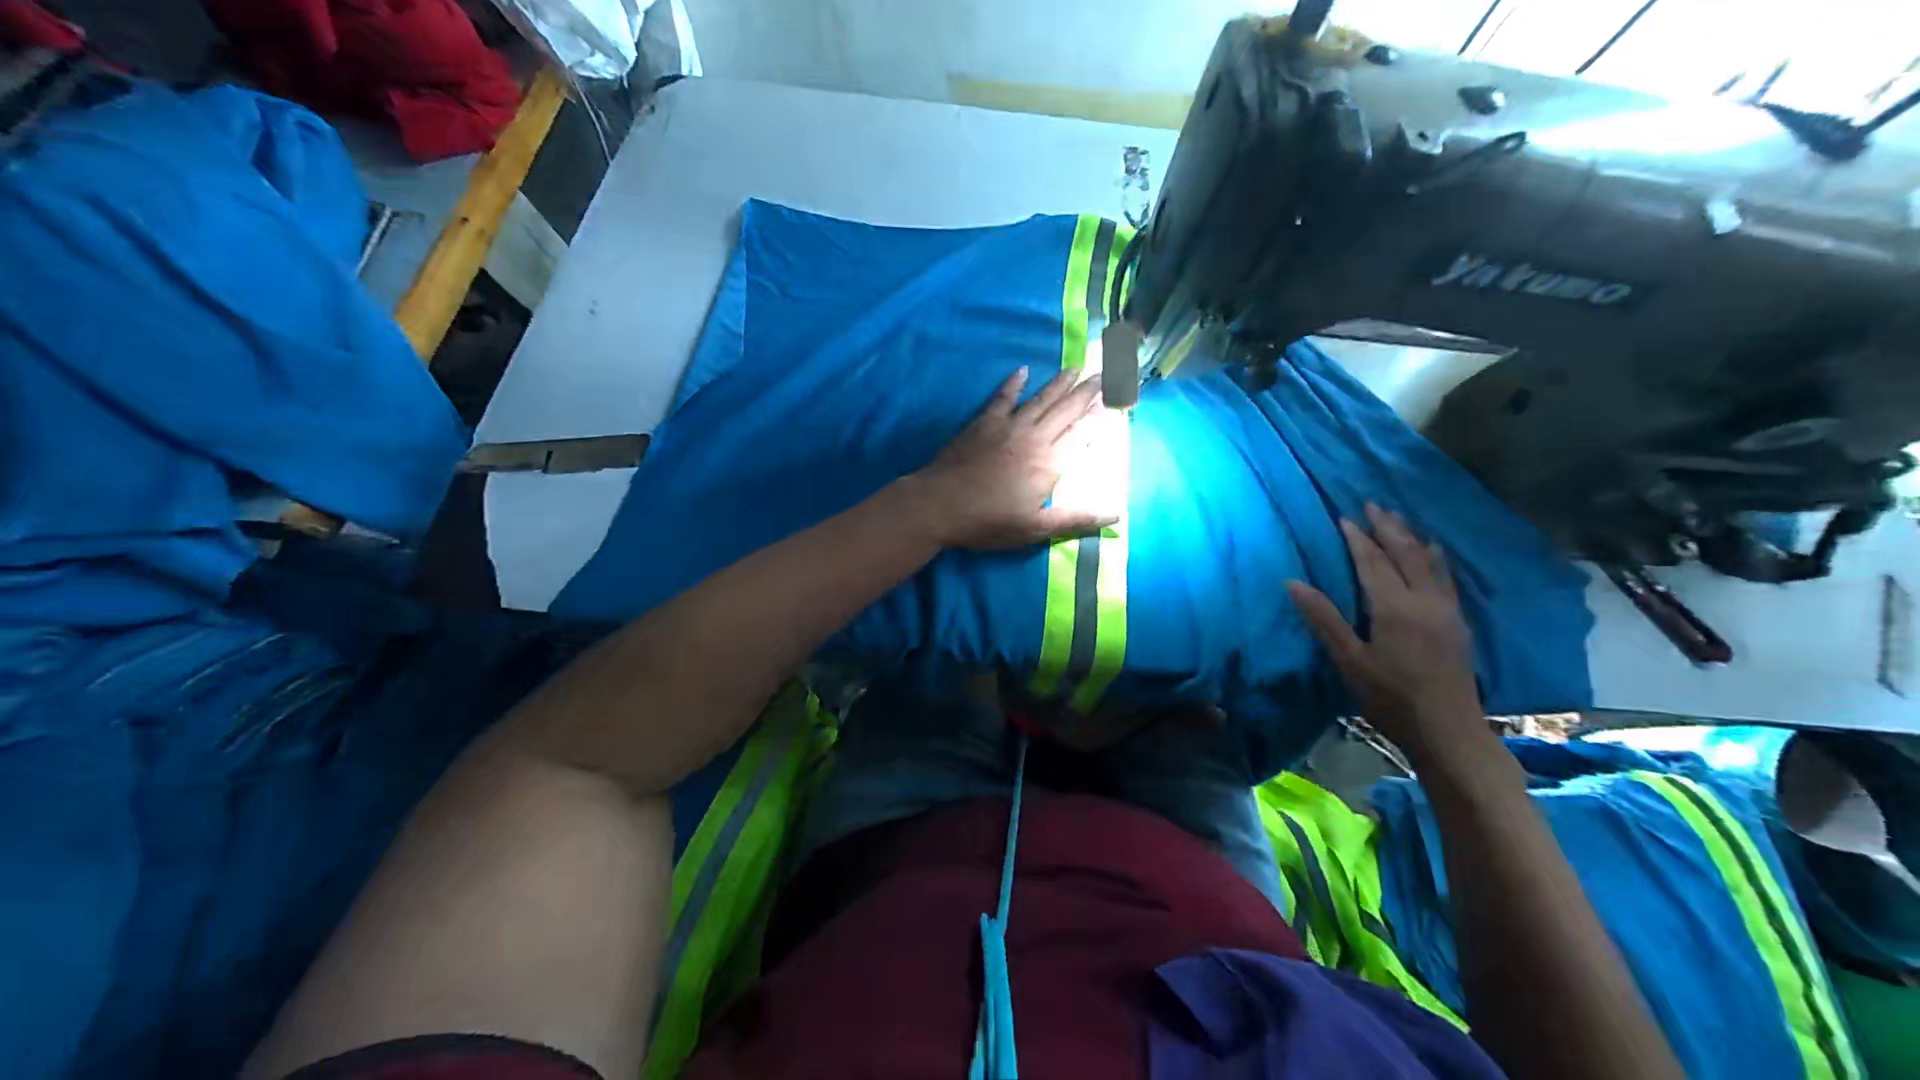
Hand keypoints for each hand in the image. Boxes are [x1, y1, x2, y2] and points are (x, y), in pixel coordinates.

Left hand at [907, 367, 1118, 549]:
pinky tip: (1023, 371)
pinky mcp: (983, 422)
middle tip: (1105, 373)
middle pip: (1065, 410)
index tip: (1115, 399)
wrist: (940, 504)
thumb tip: (1117, 516)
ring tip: (1076, 368)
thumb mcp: (1036, 529)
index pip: (1081, 433)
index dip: (1098, 416)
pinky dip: (1013, 383)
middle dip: (1086, 391)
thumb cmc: (989, 521)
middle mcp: (1034, 438)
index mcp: (1050, 463)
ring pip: (1040, 399)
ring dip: (1059, 383)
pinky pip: (1002, 396)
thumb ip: (1076, 519)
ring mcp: (1007, 426)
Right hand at [1286, 504, 1487, 763]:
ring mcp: (1446, 610)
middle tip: (1373, 504)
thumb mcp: (1348, 660)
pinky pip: (1445, 577)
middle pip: (1406, 553)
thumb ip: (1324, 618)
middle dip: (1388, 527)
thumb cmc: (1389, 697)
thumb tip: (1292, 582)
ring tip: (1400, 519)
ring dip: (1412, 537)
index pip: (1373, 562)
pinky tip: (1433, 553)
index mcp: (1394, 607)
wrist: (1447, 729)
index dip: (1358, 538)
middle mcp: (1424, 601)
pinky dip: (1434, 557)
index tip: (1344, 517)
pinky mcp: (1457, 623)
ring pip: (1430, 562)